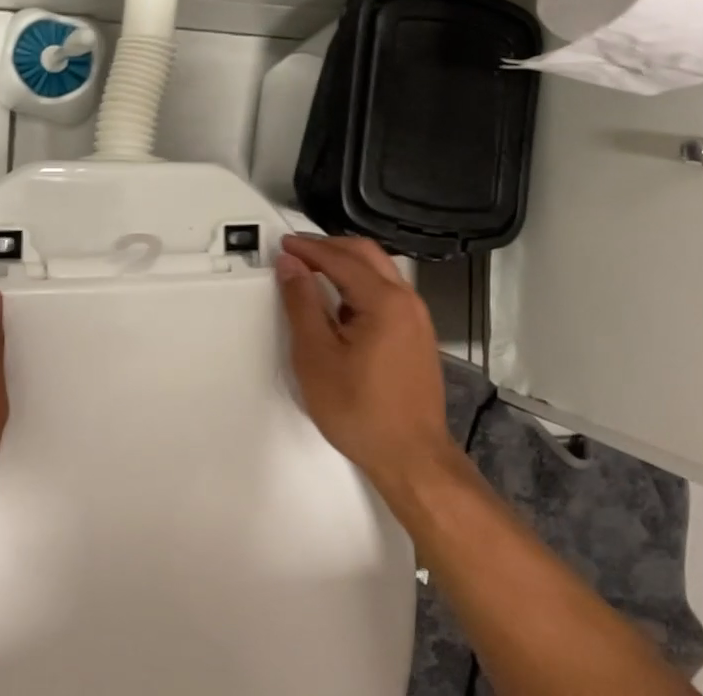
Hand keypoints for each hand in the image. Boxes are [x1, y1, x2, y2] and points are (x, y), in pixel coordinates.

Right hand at [275, 234, 453, 491]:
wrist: (411, 457)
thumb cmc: (362, 412)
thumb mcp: (316, 356)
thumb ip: (301, 304)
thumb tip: (291, 267)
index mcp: (385, 301)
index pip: (341, 258)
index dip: (308, 248)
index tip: (284, 245)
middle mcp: (408, 302)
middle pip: (367, 255)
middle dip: (330, 248)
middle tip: (298, 252)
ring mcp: (418, 319)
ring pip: (380, 273)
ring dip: (347, 266)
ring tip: (313, 275)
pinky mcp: (418, 337)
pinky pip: (388, 295)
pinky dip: (361, 287)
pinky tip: (340, 307)